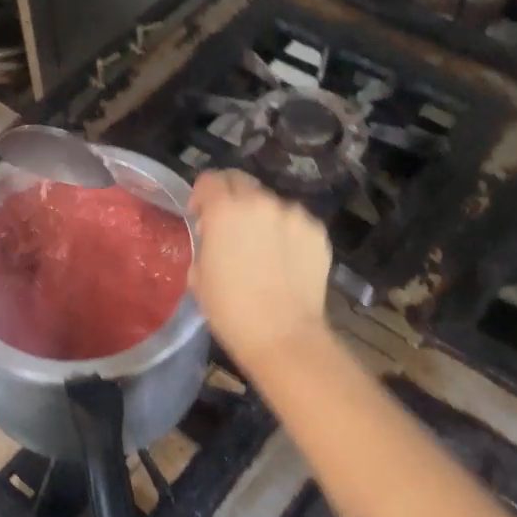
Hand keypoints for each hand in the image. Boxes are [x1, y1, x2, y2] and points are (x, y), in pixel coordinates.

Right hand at [188, 170, 333, 365]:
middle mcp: (261, 202)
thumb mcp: (199, 278)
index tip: (200, 216)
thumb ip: (204, 245)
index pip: (210, 180)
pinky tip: (284, 261)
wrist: (283, 336)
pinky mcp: (317, 231)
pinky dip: (286, 233)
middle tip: (229, 228)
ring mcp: (294, 215)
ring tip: (262, 249)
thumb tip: (213, 237)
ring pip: (271, 204)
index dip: (201, 195)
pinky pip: (295, 223)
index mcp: (225, 211)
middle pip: (241, 182)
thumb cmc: (231, 312)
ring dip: (261, 217)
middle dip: (230, 198)